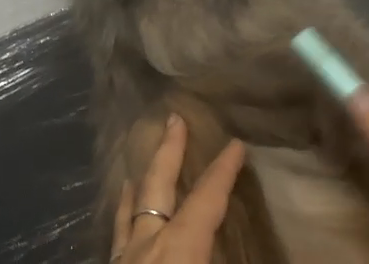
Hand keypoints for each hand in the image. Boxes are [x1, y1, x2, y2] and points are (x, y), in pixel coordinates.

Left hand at [110, 114, 246, 263]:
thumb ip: (230, 254)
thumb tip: (251, 245)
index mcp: (180, 245)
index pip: (206, 199)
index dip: (223, 170)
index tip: (235, 143)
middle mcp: (148, 240)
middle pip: (158, 185)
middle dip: (168, 150)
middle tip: (174, 118)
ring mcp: (124, 256)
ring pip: (130, 208)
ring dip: (141, 182)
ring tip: (142, 164)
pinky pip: (117, 235)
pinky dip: (123, 214)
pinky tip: (122, 211)